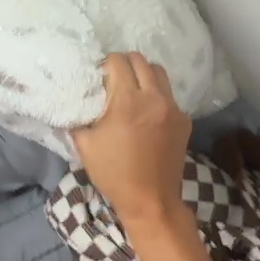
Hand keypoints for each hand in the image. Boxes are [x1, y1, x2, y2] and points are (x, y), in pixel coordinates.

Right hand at [72, 53, 191, 228]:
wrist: (151, 201)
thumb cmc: (113, 173)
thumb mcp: (84, 144)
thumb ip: (79, 116)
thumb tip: (75, 101)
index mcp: (127, 101)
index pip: (117, 61)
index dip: (105, 64)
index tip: (99, 77)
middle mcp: (153, 98)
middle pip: (140, 60)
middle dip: (124, 64)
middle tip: (114, 79)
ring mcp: (173, 108)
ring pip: (159, 73)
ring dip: (144, 75)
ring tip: (132, 91)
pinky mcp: (184, 121)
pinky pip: (169, 95)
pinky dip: (157, 95)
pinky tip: (147, 113)